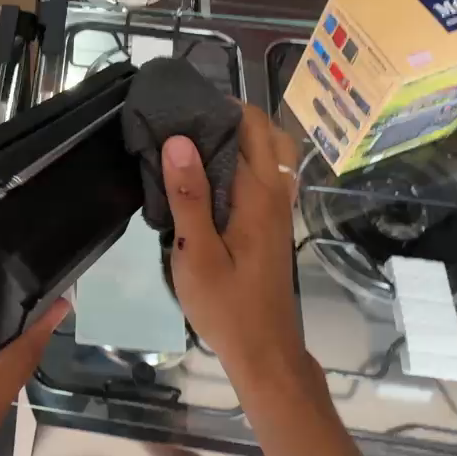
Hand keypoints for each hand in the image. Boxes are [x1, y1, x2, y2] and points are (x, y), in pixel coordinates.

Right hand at [161, 104, 303, 370]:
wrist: (264, 352)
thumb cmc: (227, 304)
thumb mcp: (197, 252)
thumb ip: (188, 195)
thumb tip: (178, 139)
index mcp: (257, 193)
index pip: (246, 128)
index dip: (218, 107)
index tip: (182, 102)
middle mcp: (275, 193)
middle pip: (268, 132)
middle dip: (234, 113)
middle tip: (190, 115)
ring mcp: (279, 208)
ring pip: (274, 152)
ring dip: (244, 134)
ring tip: (200, 136)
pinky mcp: (273, 223)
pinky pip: (268, 172)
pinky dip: (248, 157)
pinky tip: (213, 173)